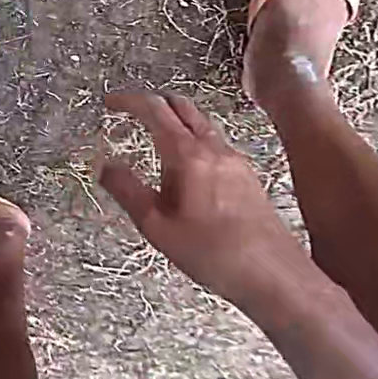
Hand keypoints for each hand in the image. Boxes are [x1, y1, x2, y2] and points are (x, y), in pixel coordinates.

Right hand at [98, 93, 318, 306]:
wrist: (275, 277)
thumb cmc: (213, 254)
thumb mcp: (156, 226)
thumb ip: (126, 190)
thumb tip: (103, 166)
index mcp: (189, 156)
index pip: (155, 111)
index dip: (129, 101)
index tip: (110, 102)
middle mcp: (214, 151)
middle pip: (181, 107)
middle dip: (152, 102)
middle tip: (128, 110)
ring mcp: (235, 162)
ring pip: (200, 123)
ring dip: (173, 119)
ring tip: (151, 134)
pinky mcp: (247, 177)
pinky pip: (213, 142)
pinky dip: (191, 137)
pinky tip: (182, 164)